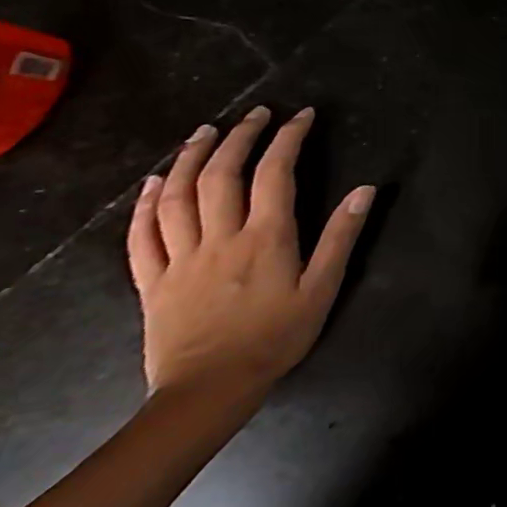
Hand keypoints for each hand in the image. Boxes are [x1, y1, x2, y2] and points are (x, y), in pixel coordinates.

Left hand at [128, 106, 373, 402]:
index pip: (275, 173)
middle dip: (238, 138)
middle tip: (254, 114)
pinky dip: (143, 204)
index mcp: (265, 238)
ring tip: (203, 133)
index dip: (288, 139)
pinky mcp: (152, 281)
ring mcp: (180, 258)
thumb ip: (341, 236)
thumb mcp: (323, 289)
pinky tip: (152, 182)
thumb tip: (365, 189)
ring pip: (175, 197)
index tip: (301, 116)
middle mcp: (220, 238)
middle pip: (221, 175)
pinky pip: (141, 236)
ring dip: (189, 159)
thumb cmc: (275, 338)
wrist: (208, 392)